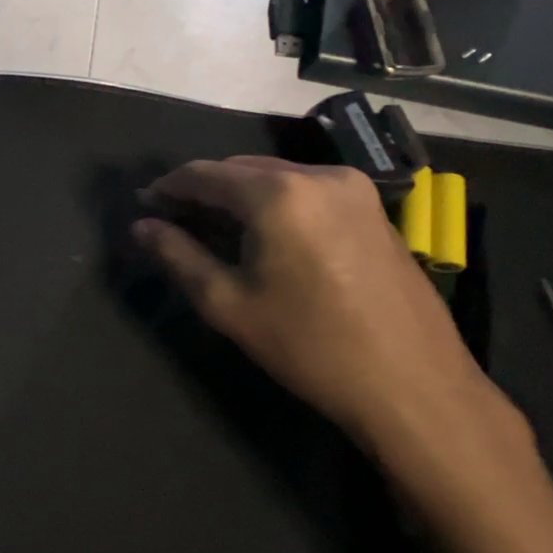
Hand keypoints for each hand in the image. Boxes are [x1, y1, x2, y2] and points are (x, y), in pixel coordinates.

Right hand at [132, 156, 500, 445]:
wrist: (411, 384)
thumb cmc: (307, 344)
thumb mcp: (226, 303)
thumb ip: (177, 254)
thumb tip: (141, 225)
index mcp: (277, 194)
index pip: (203, 174)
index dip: (167, 188)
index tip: (142, 208)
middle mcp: (318, 176)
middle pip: (240, 169)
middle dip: (202, 190)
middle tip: (171, 221)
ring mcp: (355, 190)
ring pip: (275, 177)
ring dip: (238, 196)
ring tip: (212, 230)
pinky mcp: (374, 210)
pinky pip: (306, 191)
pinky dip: (274, 203)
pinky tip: (261, 235)